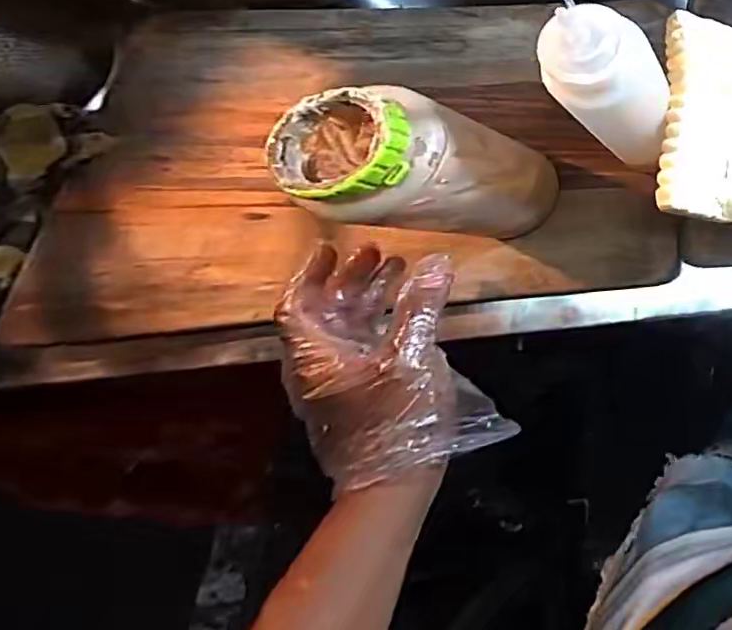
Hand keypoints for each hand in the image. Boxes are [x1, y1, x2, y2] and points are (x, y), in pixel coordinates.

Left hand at [275, 243, 516, 493]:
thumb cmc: (395, 418)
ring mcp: (340, 380)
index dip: (311, 275)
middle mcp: (319, 366)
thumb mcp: (411, 357)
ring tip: (400, 270)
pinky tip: (409, 307)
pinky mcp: (361, 390)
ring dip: (368, 296)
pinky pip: (363, 342)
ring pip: (346, 326)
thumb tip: (436, 262)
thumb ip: (421, 308)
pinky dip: (380, 317)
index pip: (295, 309)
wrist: (393, 482)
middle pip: (324, 312)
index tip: (332, 248)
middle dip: (349, 280)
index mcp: (316, 358)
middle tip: (379, 252)